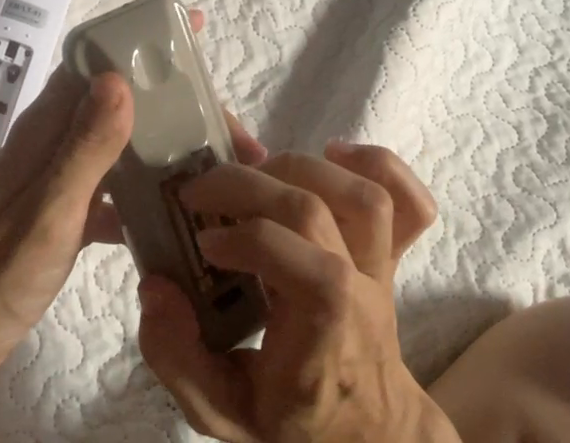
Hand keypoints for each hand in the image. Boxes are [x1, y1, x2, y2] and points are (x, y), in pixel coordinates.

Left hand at [0, 10, 261, 440]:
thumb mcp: (46, 212)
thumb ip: (83, 149)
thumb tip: (120, 78)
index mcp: (44, 130)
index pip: (94, 63)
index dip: (140, 42)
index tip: (192, 30)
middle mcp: (52, 144)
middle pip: (117, 101)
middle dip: (171, 100)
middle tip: (230, 126)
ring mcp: (59, 181)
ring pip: (121, 144)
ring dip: (167, 145)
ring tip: (221, 163)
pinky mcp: (66, 216)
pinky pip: (116, 190)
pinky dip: (149, 194)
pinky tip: (183, 217)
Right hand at [137, 141, 456, 442]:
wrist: (365, 435)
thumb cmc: (290, 421)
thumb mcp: (219, 412)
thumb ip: (177, 358)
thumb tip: (157, 288)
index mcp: (323, 338)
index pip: (310, 272)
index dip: (248, 240)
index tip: (202, 243)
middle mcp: (361, 296)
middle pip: (317, 211)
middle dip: (246, 185)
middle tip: (197, 192)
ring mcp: (382, 271)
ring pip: (364, 196)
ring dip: (299, 166)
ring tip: (253, 171)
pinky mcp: (389, 255)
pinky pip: (411, 204)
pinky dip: (377, 164)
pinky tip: (333, 154)